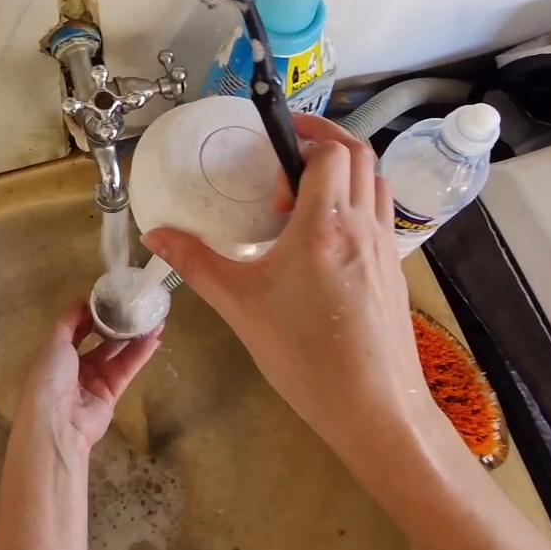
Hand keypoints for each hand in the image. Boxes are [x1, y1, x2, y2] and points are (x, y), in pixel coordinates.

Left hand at [13, 300, 161, 456]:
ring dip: (133, 337)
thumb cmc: (50, 378)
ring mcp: (94, 380)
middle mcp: (75, 365)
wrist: (57, 424)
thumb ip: (70, 321)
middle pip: (99, 340)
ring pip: (117, 353)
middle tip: (135, 306)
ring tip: (152, 319)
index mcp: (57, 353)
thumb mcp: (54, 343)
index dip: (91, 313)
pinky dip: (140, 354)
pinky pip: (126, 369)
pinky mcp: (111, 393)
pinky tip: (154, 339)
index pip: (77, 328)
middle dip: (116, 324)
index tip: (109, 297)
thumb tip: (83, 300)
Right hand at [143, 115, 433, 450]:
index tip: (271, 153)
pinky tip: (325, 235)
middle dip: (324, 140)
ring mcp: (386, 248)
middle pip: (360, 154)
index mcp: (325, 225)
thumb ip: (197, 264)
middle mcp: (363, 226)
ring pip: (376, 181)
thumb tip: (155, 235)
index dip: (303, 137)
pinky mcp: (394, 270)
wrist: (378, 411)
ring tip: (305, 191)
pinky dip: (357, 199)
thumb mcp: (240, 307)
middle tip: (286, 154)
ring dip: (345, 169)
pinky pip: (381, 212)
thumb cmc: (305, 356)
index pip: (330, 152)